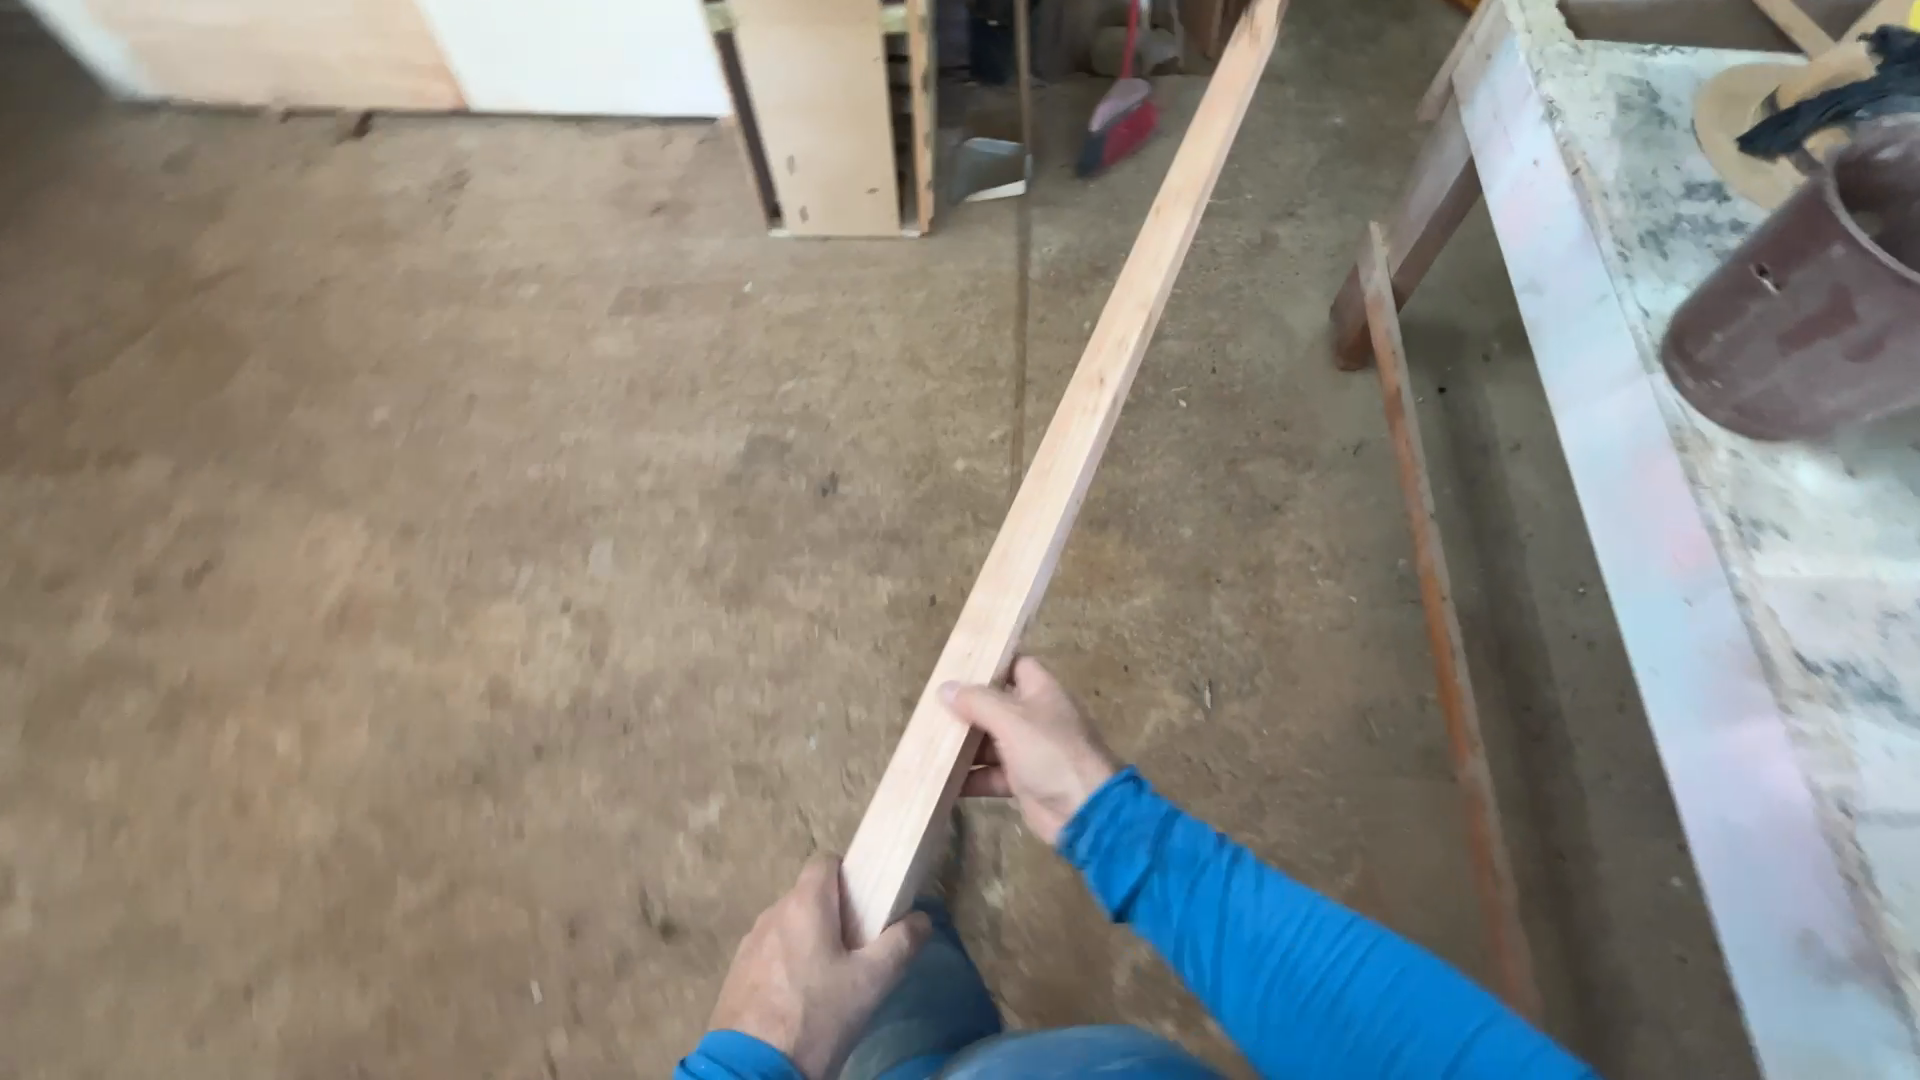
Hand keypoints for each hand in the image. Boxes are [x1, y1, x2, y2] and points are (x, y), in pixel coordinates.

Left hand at [707, 856, 931, 1079]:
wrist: (751, 1075)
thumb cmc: (816, 1017)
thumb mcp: (871, 983)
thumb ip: (901, 944)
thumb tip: (921, 919)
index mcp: (804, 904)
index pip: (826, 861)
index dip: (849, 874)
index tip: (867, 903)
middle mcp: (773, 913)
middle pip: (809, 896)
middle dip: (834, 914)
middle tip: (857, 949)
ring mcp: (749, 944)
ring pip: (789, 926)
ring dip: (809, 941)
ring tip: (829, 981)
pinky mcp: (736, 975)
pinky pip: (770, 954)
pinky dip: (787, 965)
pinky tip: (799, 1002)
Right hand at [943, 657, 1120, 845]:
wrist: (1084, 810)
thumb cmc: (1050, 752)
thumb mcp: (1011, 720)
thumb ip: (977, 702)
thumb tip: (945, 687)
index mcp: (1041, 692)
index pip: (1016, 666)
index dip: (991, 665)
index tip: (958, 670)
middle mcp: (1035, 717)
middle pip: (997, 705)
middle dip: (967, 709)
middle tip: (932, 709)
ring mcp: (1030, 750)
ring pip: (991, 741)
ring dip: (965, 745)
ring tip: (930, 744)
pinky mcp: (1023, 781)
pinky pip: (991, 774)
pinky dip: (971, 777)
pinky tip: (944, 780)